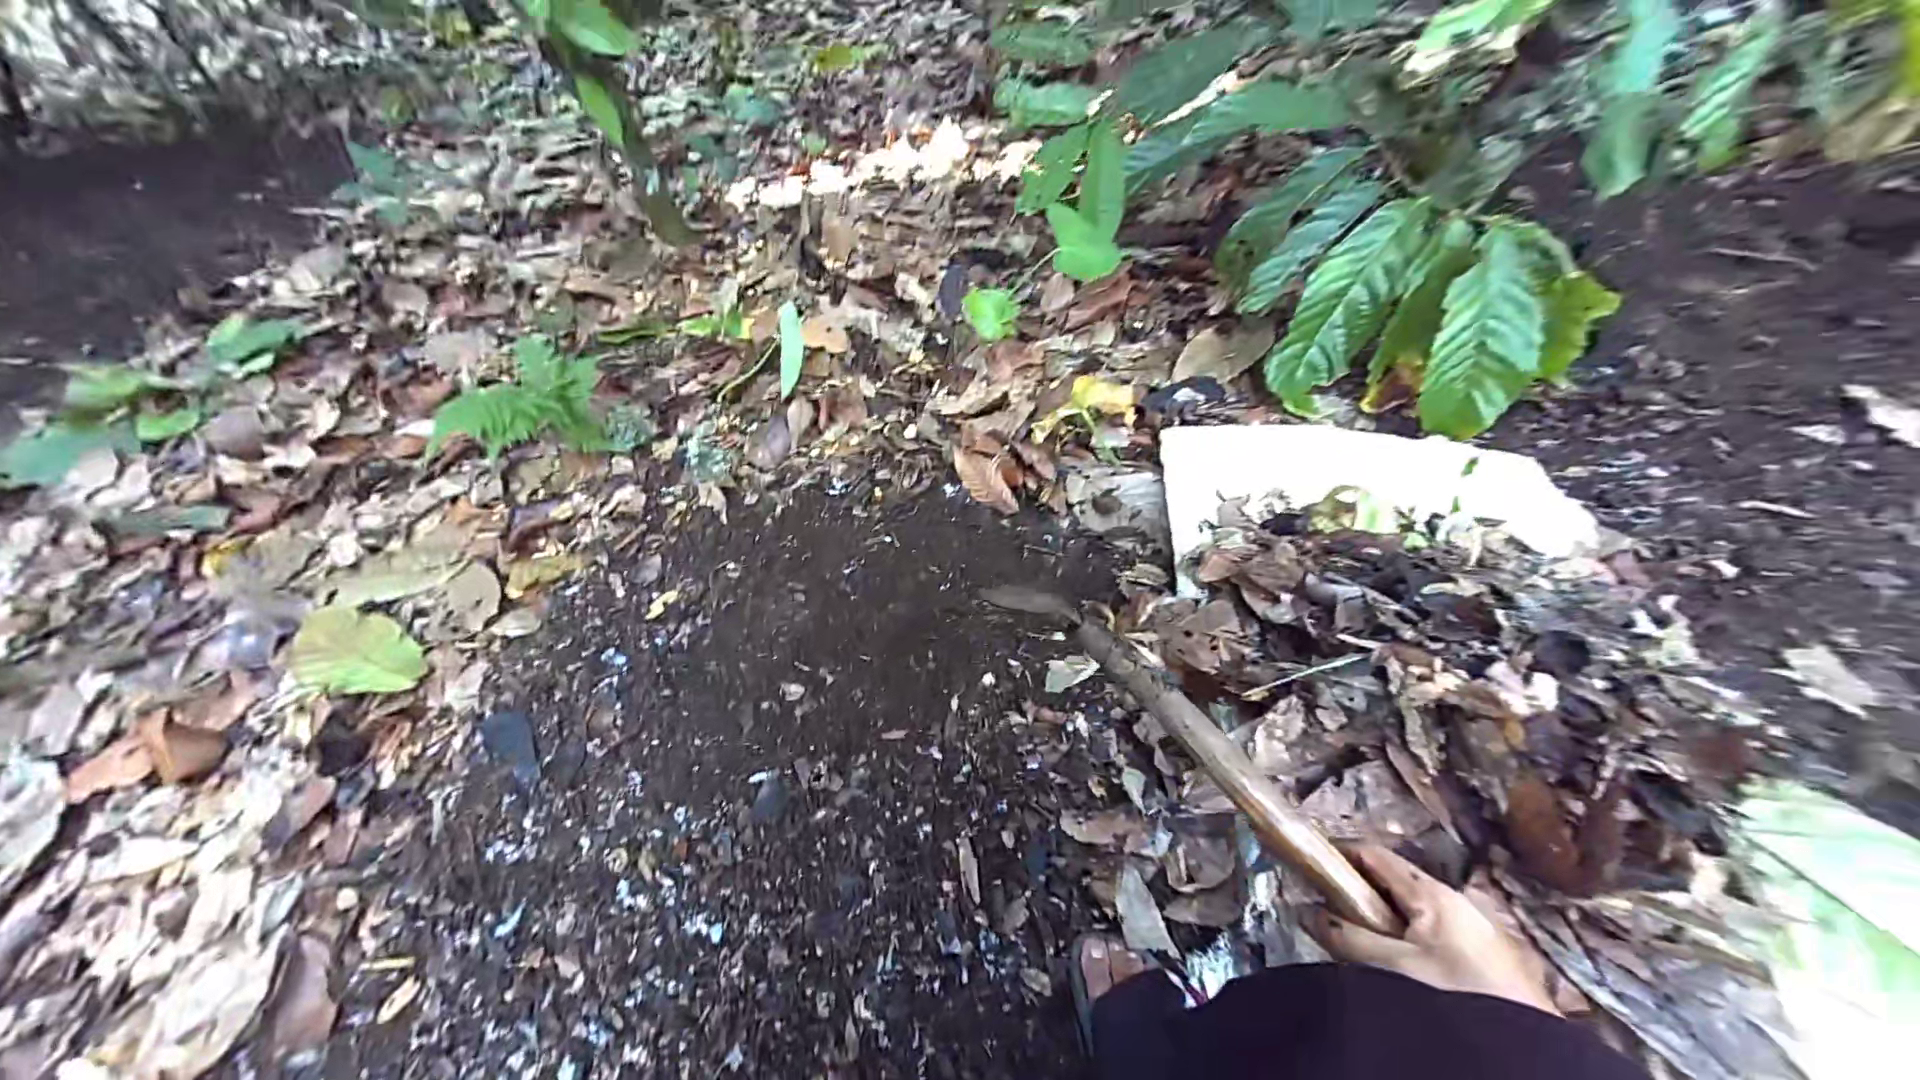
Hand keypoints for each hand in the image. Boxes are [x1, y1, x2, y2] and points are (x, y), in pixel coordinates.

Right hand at [1314, 844, 1559, 1014]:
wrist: (1534, 1062)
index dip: (1339, 855)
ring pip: (1415, 914)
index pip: (1374, 854)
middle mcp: (1459, 902)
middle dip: (1361, 896)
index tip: (1311, 869)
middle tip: (1333, 916)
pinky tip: (1403, 972)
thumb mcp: (1392, 968)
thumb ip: (1345, 936)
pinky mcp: (1492, 963)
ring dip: (1385, 924)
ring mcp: (1479, 932)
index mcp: (1434, 893)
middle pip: (1394, 885)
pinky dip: (1410, 943)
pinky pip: (1436, 938)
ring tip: (1364, 948)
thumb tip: (1305, 910)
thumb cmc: (1458, 998)